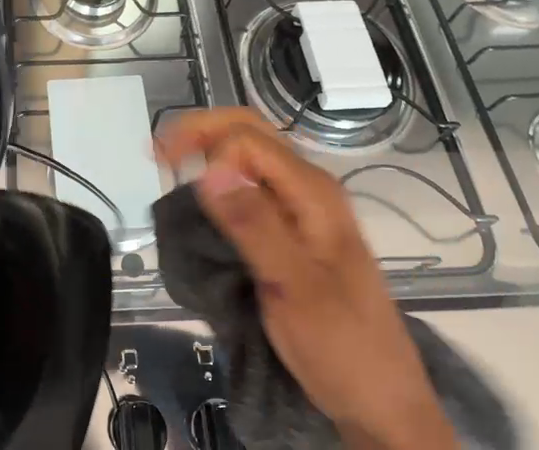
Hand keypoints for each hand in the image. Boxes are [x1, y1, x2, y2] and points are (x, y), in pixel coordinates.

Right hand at [157, 109, 456, 449]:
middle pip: (249, 134)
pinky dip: (222, 184)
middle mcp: (309, 189)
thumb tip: (208, 169)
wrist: (382, 404)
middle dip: (201, 134)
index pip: (245, 138)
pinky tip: (202, 200)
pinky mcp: (295, 234)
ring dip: (210, 154)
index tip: (170, 176)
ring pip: (251, 158)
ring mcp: (304, 211)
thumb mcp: (293, 288)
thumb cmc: (341, 347)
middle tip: (156, 153)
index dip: (204, 146)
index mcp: (313, 192)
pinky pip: (254, 189)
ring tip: (170, 169)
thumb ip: (254, 225)